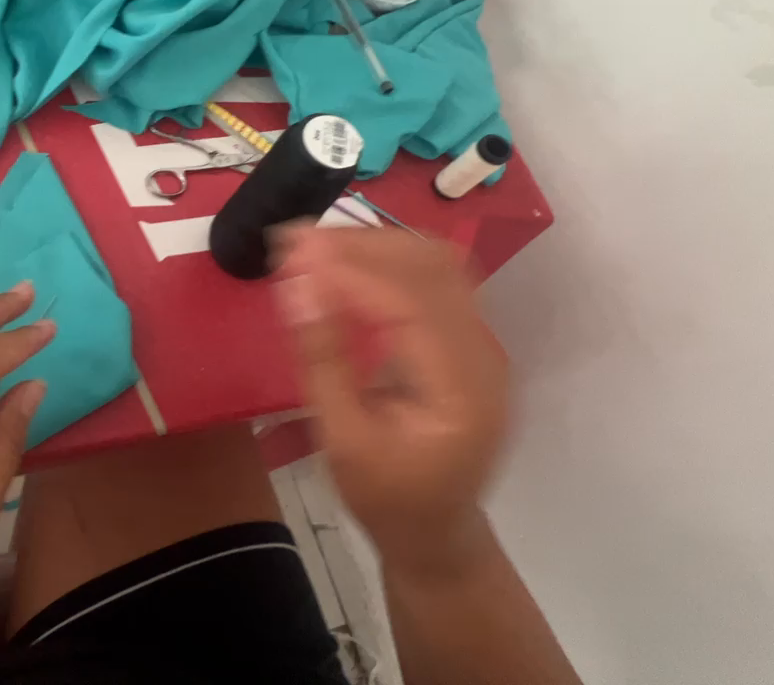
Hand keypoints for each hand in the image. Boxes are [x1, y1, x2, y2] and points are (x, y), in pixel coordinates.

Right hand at [273, 226, 508, 576]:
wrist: (436, 532)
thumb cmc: (386, 497)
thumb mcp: (342, 440)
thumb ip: (323, 359)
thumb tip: (296, 285)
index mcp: (460, 388)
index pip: (408, 301)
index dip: (349, 266)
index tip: (291, 247)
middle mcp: (482, 353)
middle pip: (429, 266)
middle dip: (359, 243)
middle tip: (293, 240)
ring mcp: (480, 342)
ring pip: (434, 262)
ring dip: (372, 244)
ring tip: (312, 246)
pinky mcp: (465, 338)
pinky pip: (431, 278)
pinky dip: (384, 260)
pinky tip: (343, 264)